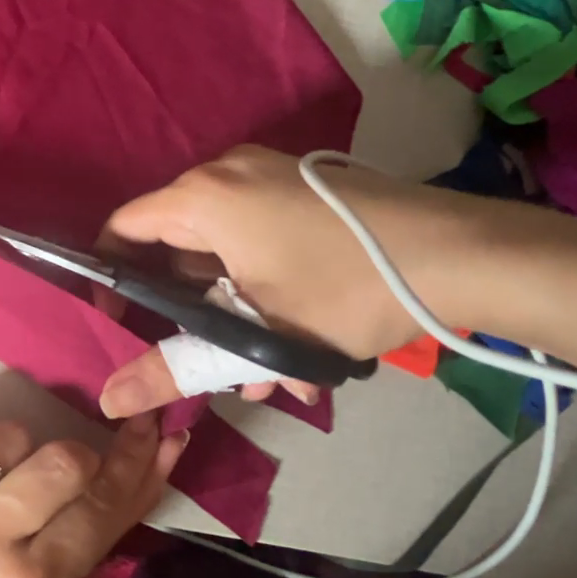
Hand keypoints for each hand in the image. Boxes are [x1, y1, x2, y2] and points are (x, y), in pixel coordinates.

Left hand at [0, 411, 186, 577]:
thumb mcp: (74, 571)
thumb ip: (120, 509)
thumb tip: (168, 440)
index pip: (97, 504)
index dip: (130, 460)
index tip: (146, 424)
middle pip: (59, 460)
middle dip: (71, 459)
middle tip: (57, 477)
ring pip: (8, 434)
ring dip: (16, 451)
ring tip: (0, 486)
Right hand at [96, 145, 485, 418]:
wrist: (471, 255)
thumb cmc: (345, 289)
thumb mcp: (256, 338)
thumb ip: (174, 370)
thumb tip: (105, 403)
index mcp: (201, 197)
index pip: (122, 229)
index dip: (110, 279)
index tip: (124, 325)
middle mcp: (226, 174)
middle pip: (173, 244)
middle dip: (187, 311)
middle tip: (209, 360)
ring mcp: (270, 176)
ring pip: (221, 248)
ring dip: (232, 309)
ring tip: (267, 372)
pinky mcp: (305, 189)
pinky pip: (257, 236)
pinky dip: (261, 284)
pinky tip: (297, 340)